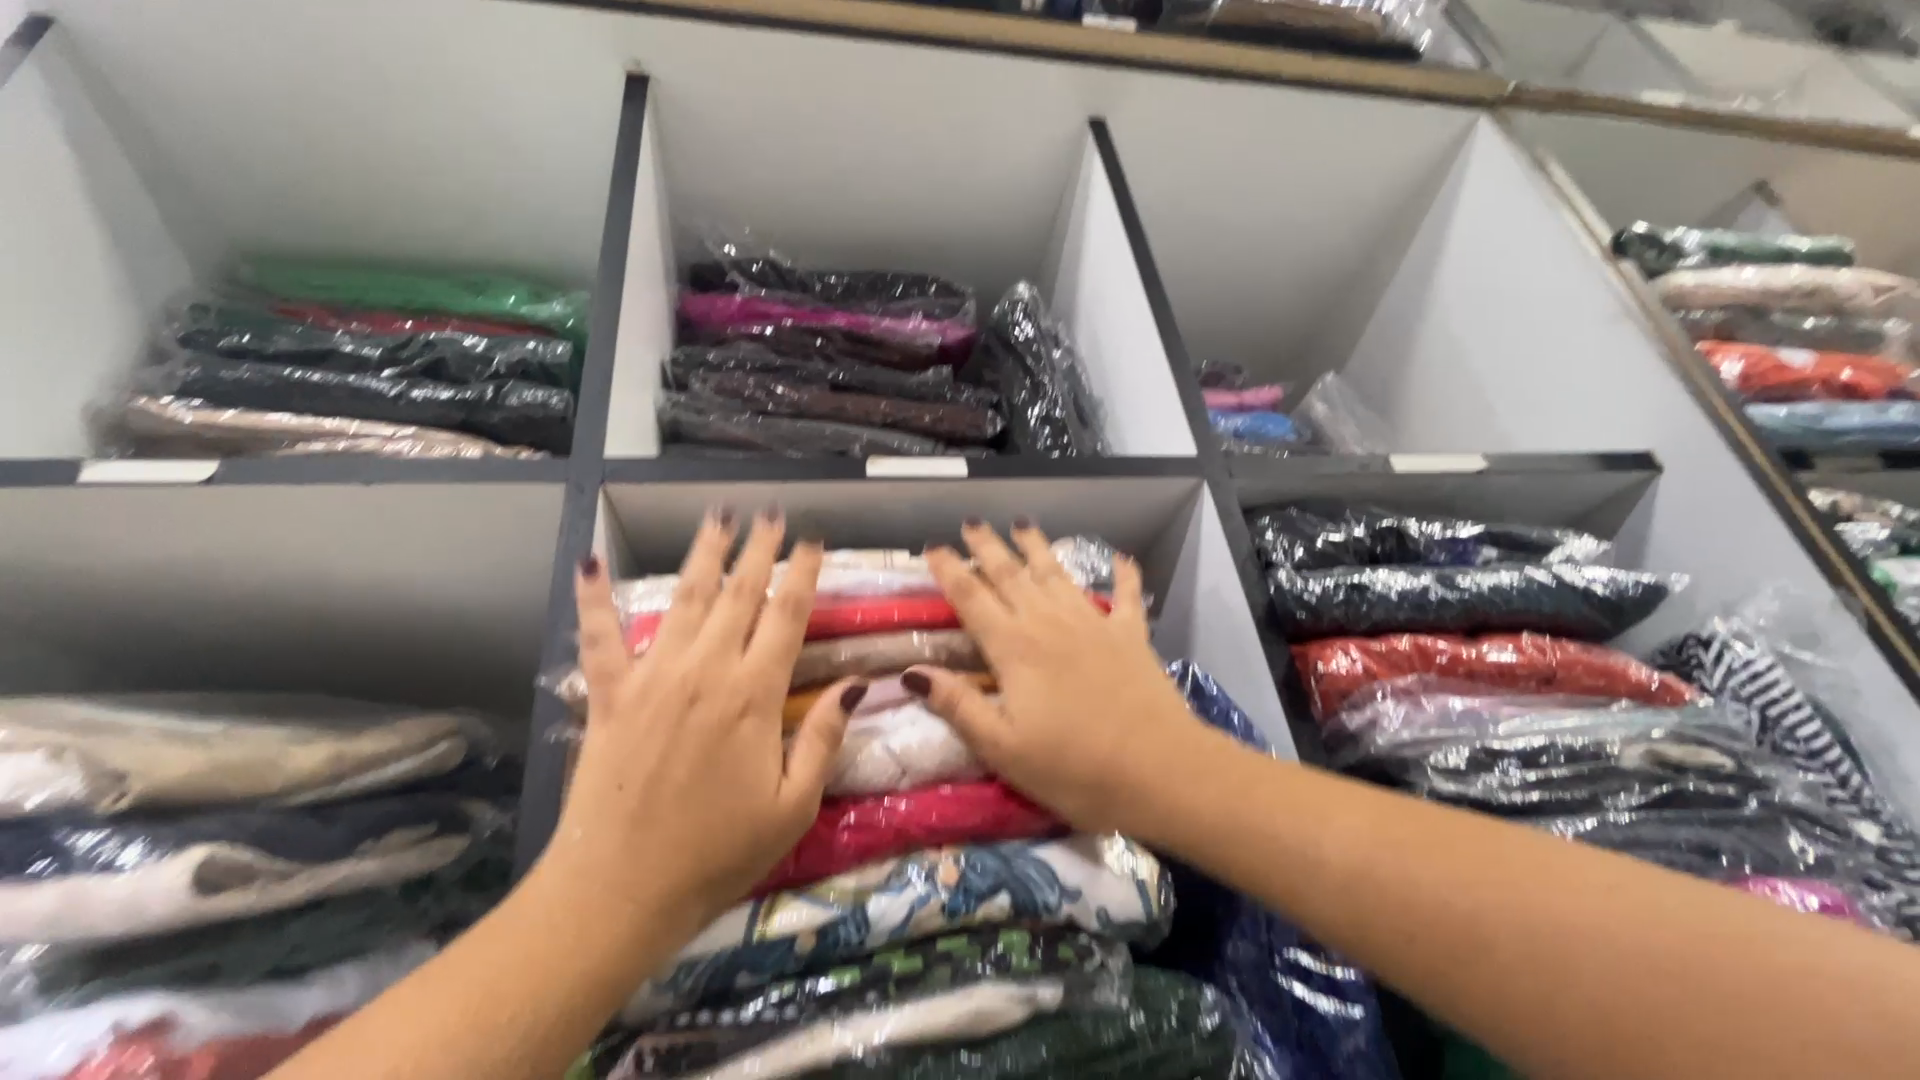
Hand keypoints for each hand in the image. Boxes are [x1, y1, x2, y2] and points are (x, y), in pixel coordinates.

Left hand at [536, 510, 865, 933]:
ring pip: (684, 599)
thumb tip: (856, 683)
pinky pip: (599, 637)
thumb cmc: (719, 852)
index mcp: (754, 695)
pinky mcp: (608, 695)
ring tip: (718, 517)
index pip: (787, 617)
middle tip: (770, 515)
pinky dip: (594, 599)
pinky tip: (591, 562)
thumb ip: (825, 739)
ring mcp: (652, 678)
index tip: (812, 541)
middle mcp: (705, 671)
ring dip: (703, 555)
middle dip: (759, 550)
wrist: (623, 888)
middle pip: (739, 595)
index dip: (803, 574)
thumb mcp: (794, 805)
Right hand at [905, 521, 1217, 837]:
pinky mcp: (1131, 636)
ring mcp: (1094, 624)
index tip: (932, 547)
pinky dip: (1123, 575)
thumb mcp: (1002, 748)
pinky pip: (1126, 596)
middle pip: (1011, 575)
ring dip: (1038, 547)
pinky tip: (1121, 558)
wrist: (1160, 769)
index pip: (971, 598)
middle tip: (971, 522)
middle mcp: (1049, 623)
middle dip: (988, 547)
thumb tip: (911, 671)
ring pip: (1058, 574)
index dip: (949, 571)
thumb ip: (958, 706)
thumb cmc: (1074, 768)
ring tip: (1023, 523)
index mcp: (1013, 648)